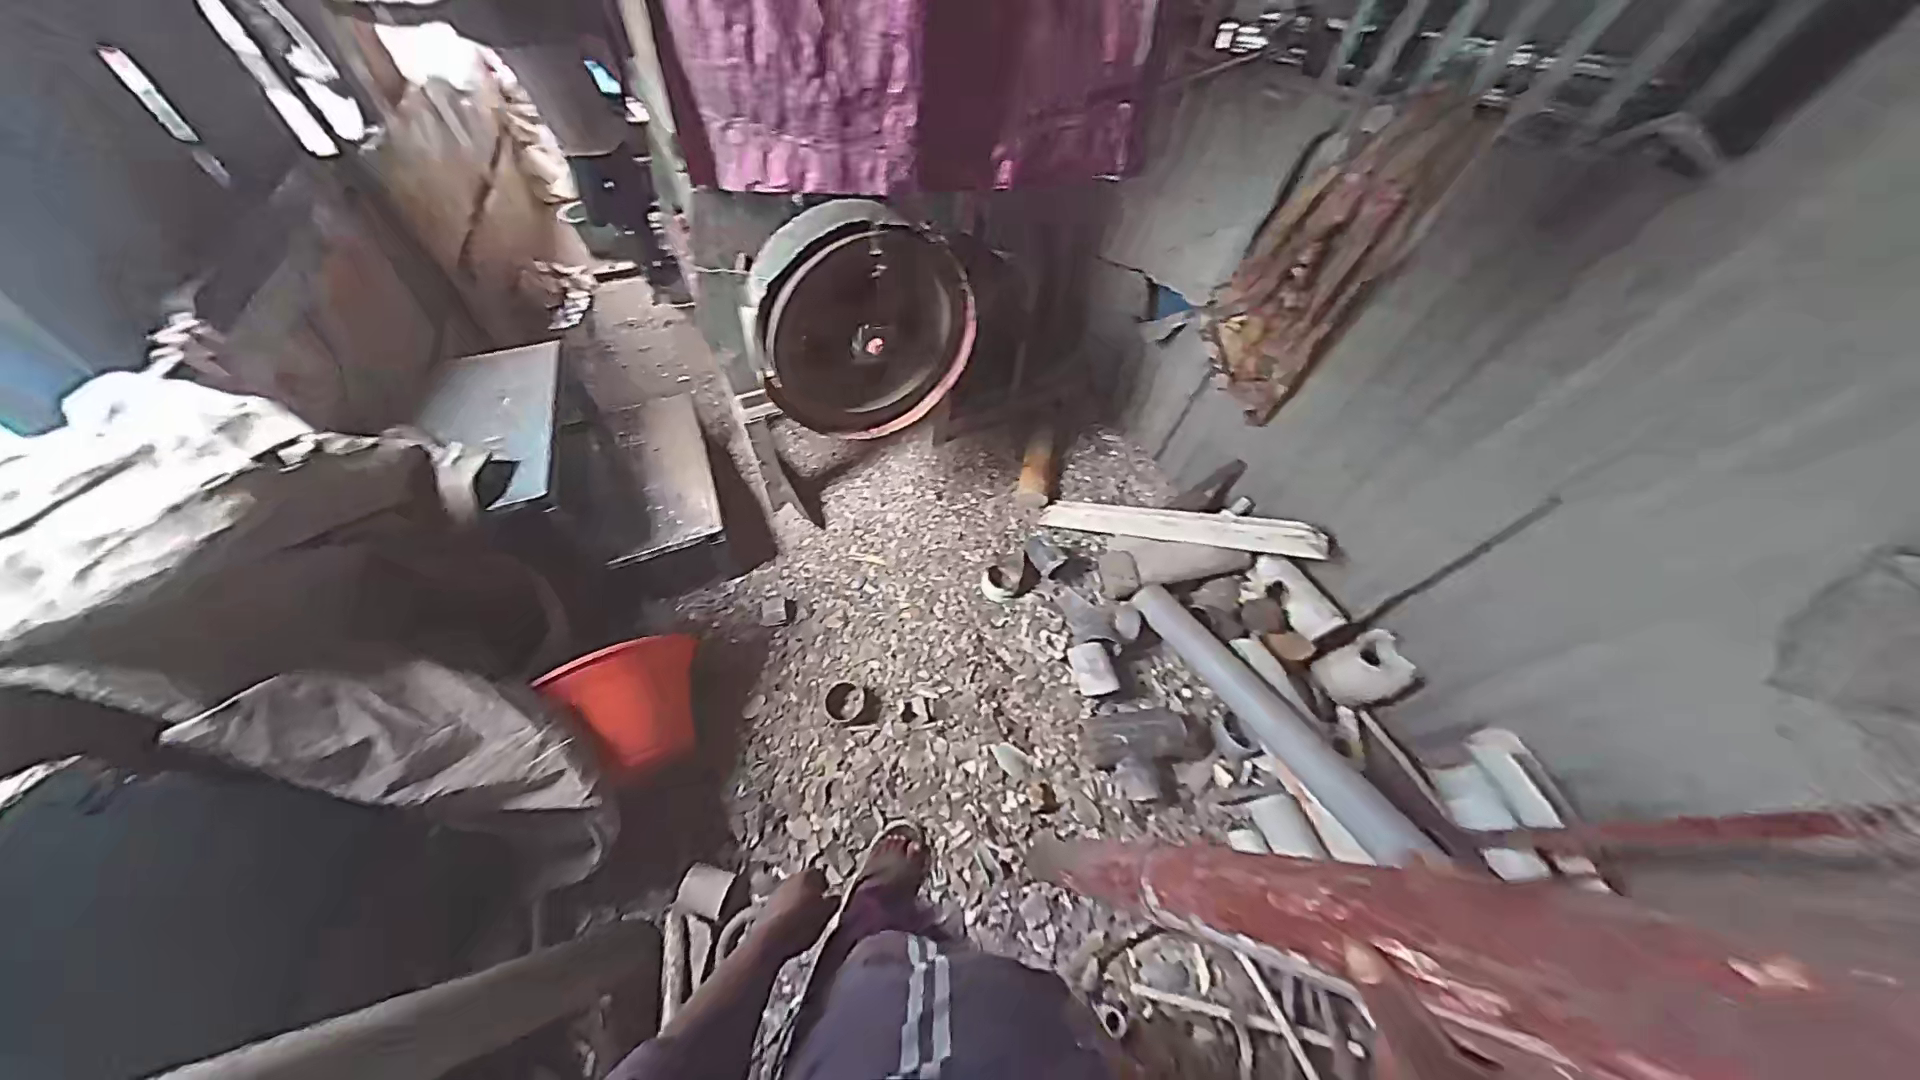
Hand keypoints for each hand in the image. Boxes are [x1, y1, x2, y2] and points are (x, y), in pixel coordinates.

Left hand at [749, 868, 834, 961]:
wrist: (770, 939)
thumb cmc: (802, 922)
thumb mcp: (826, 913)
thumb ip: (833, 902)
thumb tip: (835, 897)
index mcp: (809, 875)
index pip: (822, 875)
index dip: (827, 889)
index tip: (830, 902)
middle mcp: (792, 878)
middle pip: (806, 884)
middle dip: (811, 895)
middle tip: (818, 912)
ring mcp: (777, 892)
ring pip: (793, 895)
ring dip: (798, 904)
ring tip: (804, 923)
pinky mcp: (766, 907)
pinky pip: (782, 907)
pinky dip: (787, 914)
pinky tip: (791, 928)